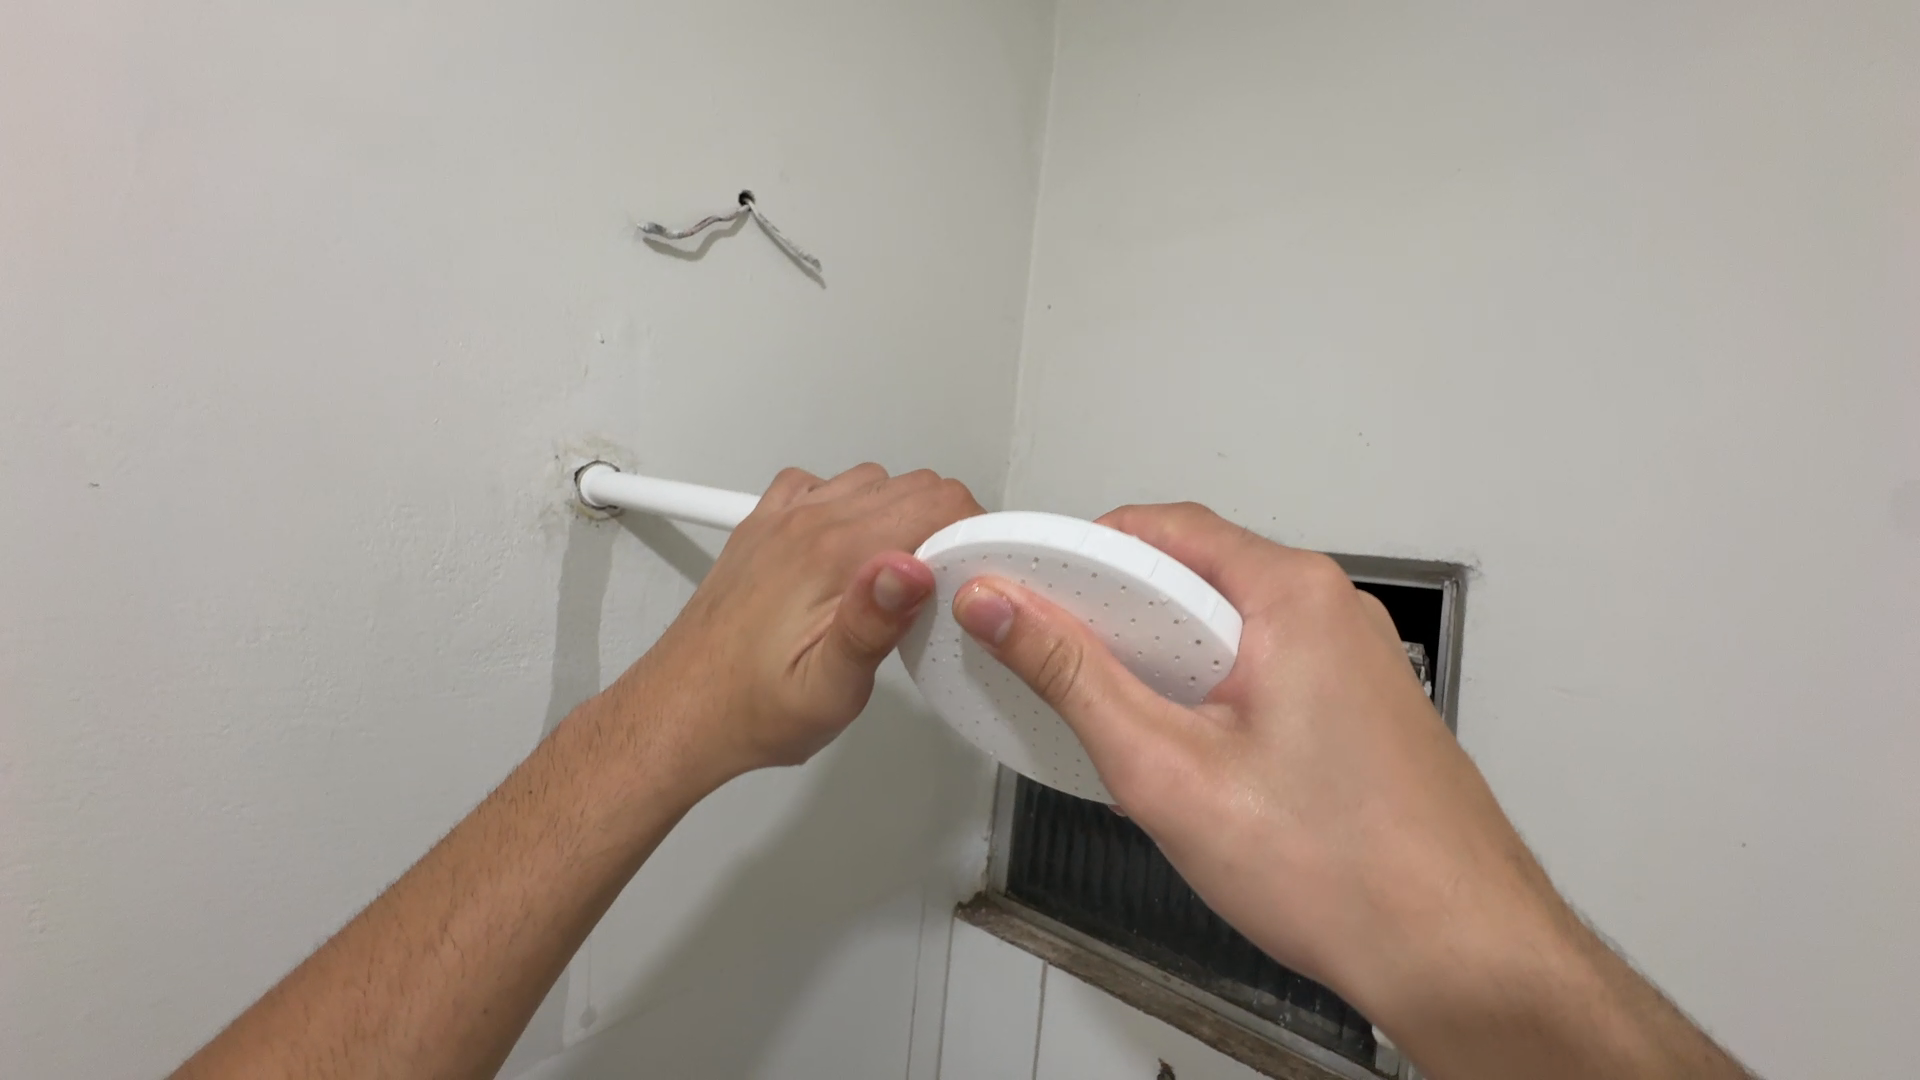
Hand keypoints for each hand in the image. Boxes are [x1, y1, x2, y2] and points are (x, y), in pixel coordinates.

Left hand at [609, 463, 983, 797]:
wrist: (681, 711)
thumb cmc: (752, 709)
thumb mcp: (829, 691)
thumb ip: (874, 626)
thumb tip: (913, 567)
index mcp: (832, 554)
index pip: (936, 501)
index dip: (972, 529)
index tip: (973, 571)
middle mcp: (807, 522)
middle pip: (912, 485)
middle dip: (945, 523)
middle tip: (944, 581)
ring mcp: (782, 519)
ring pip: (873, 480)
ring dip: (901, 513)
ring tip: (898, 571)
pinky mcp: (765, 527)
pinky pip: (821, 486)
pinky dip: (848, 503)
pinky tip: (847, 548)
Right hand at [951, 503, 1746, 1078]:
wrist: (1469, 965)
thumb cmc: (1346, 874)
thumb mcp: (1165, 768)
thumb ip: (1070, 675)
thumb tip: (1001, 608)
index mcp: (1292, 595)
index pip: (1160, 529)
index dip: (1082, 555)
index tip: (1032, 588)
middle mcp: (1328, 609)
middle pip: (1190, 571)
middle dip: (1116, 611)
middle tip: (1063, 661)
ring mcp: (1345, 652)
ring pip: (1219, 618)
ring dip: (1158, 651)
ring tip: (1122, 712)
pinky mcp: (1348, 695)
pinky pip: (1253, 655)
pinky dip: (1200, 678)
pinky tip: (1182, 738)